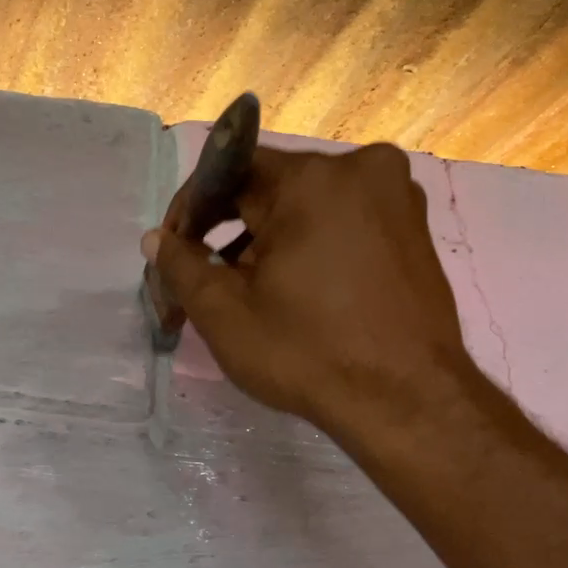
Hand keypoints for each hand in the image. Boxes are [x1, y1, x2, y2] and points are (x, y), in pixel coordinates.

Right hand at [142, 143, 476, 435]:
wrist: (404, 399)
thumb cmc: (305, 352)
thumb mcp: (222, 312)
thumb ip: (181, 265)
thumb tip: (156, 239)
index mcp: (311, 180)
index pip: (227, 171)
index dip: (189, 211)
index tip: (172, 255)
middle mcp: (361, 169)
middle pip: (267, 187)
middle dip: (225, 230)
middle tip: (200, 284)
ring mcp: (394, 195)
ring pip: (303, 205)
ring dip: (263, 241)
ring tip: (242, 295)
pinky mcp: (411, 226)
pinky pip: (338, 220)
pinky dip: (304, 246)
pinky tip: (289, 291)